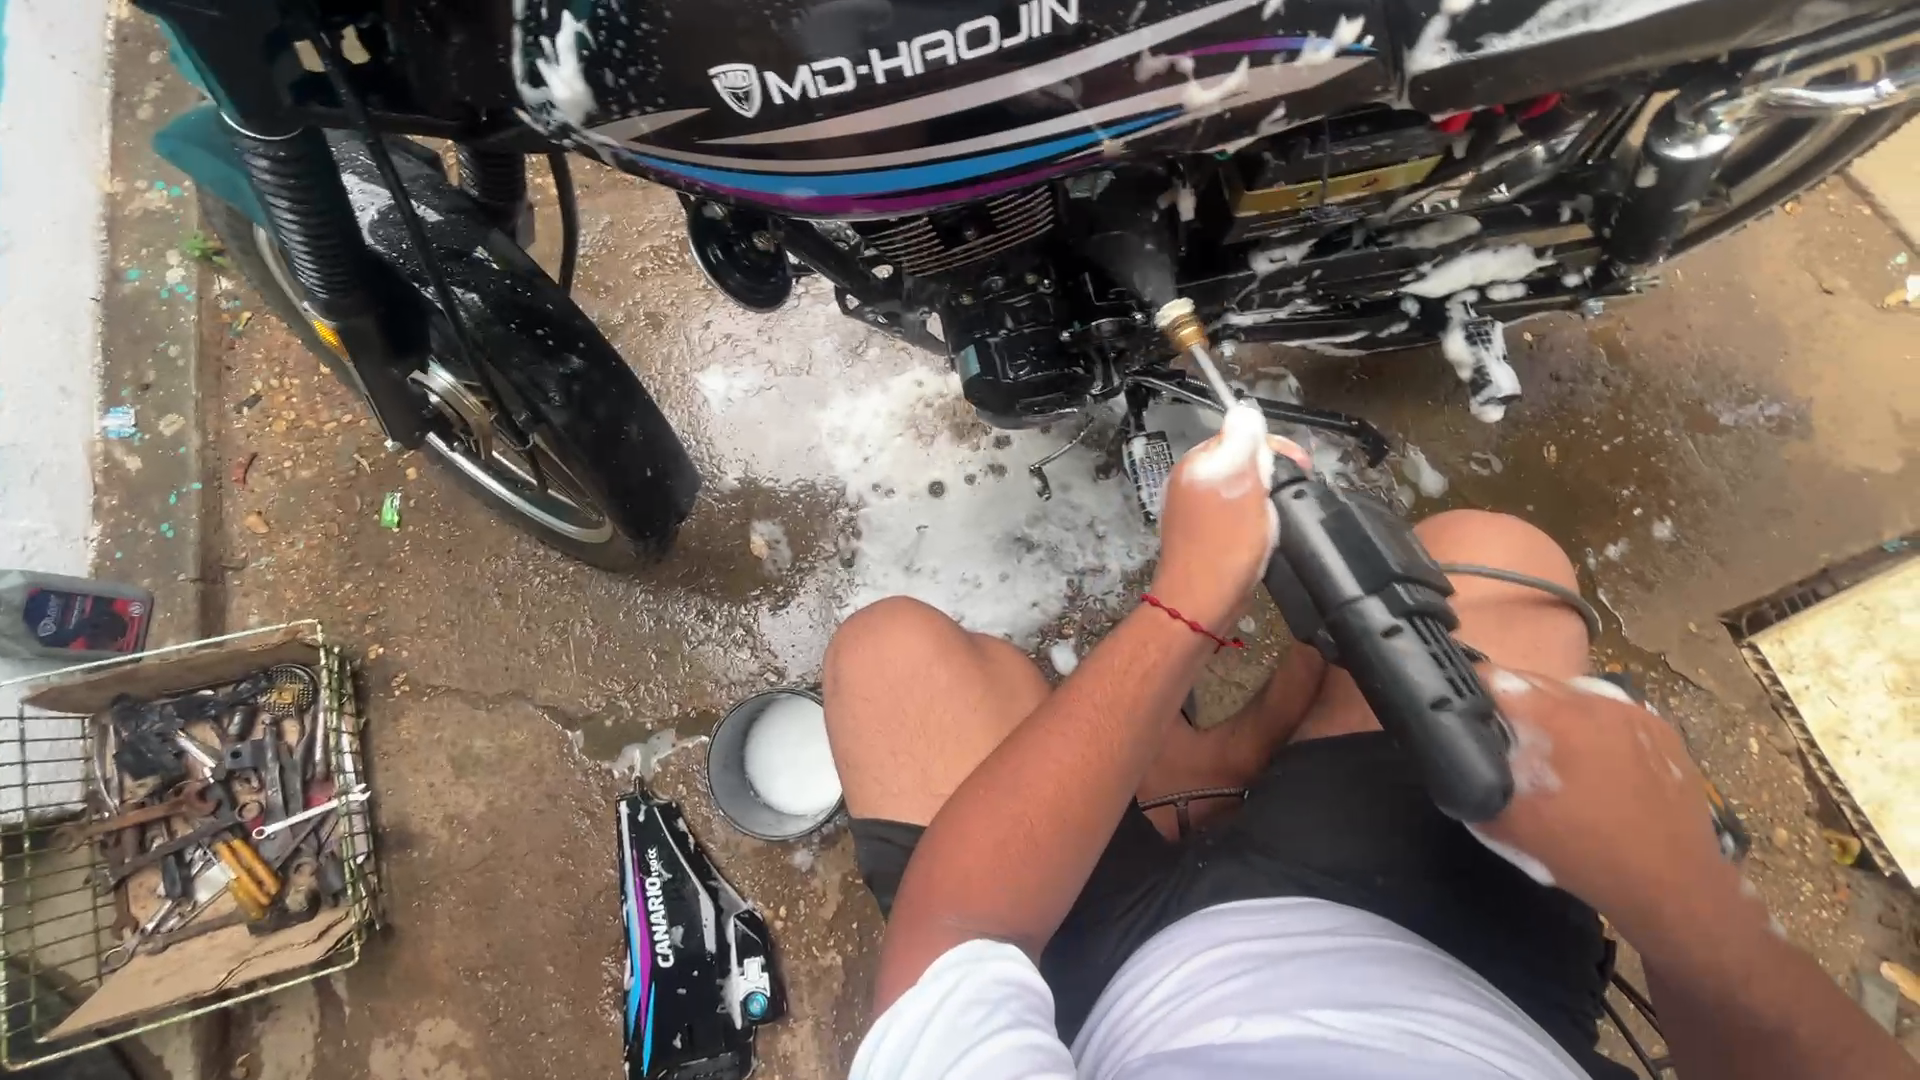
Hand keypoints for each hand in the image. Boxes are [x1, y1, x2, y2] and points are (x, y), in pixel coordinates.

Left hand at [1150, 404, 1307, 630]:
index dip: (1272, 447)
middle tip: (1290, 494)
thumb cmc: (1226, 544)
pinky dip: (1250, 519)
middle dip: (1269, 474)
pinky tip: (1260, 535)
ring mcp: (1191, 509)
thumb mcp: (1243, 484)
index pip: (1239, 436)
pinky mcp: (1199, 533)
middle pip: (1239, 462)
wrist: (1200, 601)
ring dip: (1262, 499)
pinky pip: (1231, 513)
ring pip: (1238, 489)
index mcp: (1197, 463)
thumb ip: (1243, 442)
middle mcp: (1189, 481)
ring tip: (1275, 518)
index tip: (1299, 465)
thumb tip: (1244, 408)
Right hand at [1474, 670, 1745, 944]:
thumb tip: (1451, 755)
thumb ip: (1470, 778)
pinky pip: (1608, 710)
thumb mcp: (1505, 821)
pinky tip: (1589, 756)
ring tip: (1545, 746)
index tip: (1456, 711)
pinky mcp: (1662, 732)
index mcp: (1556, 716)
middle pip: (1532, 681)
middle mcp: (1595, 702)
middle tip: (1498, 737)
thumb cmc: (1583, 852)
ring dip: (1549, 710)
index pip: (1493, 678)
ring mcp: (1635, 714)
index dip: (1467, 691)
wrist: (1675, 889)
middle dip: (1508, 702)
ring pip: (1570, 691)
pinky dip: (1589, 722)